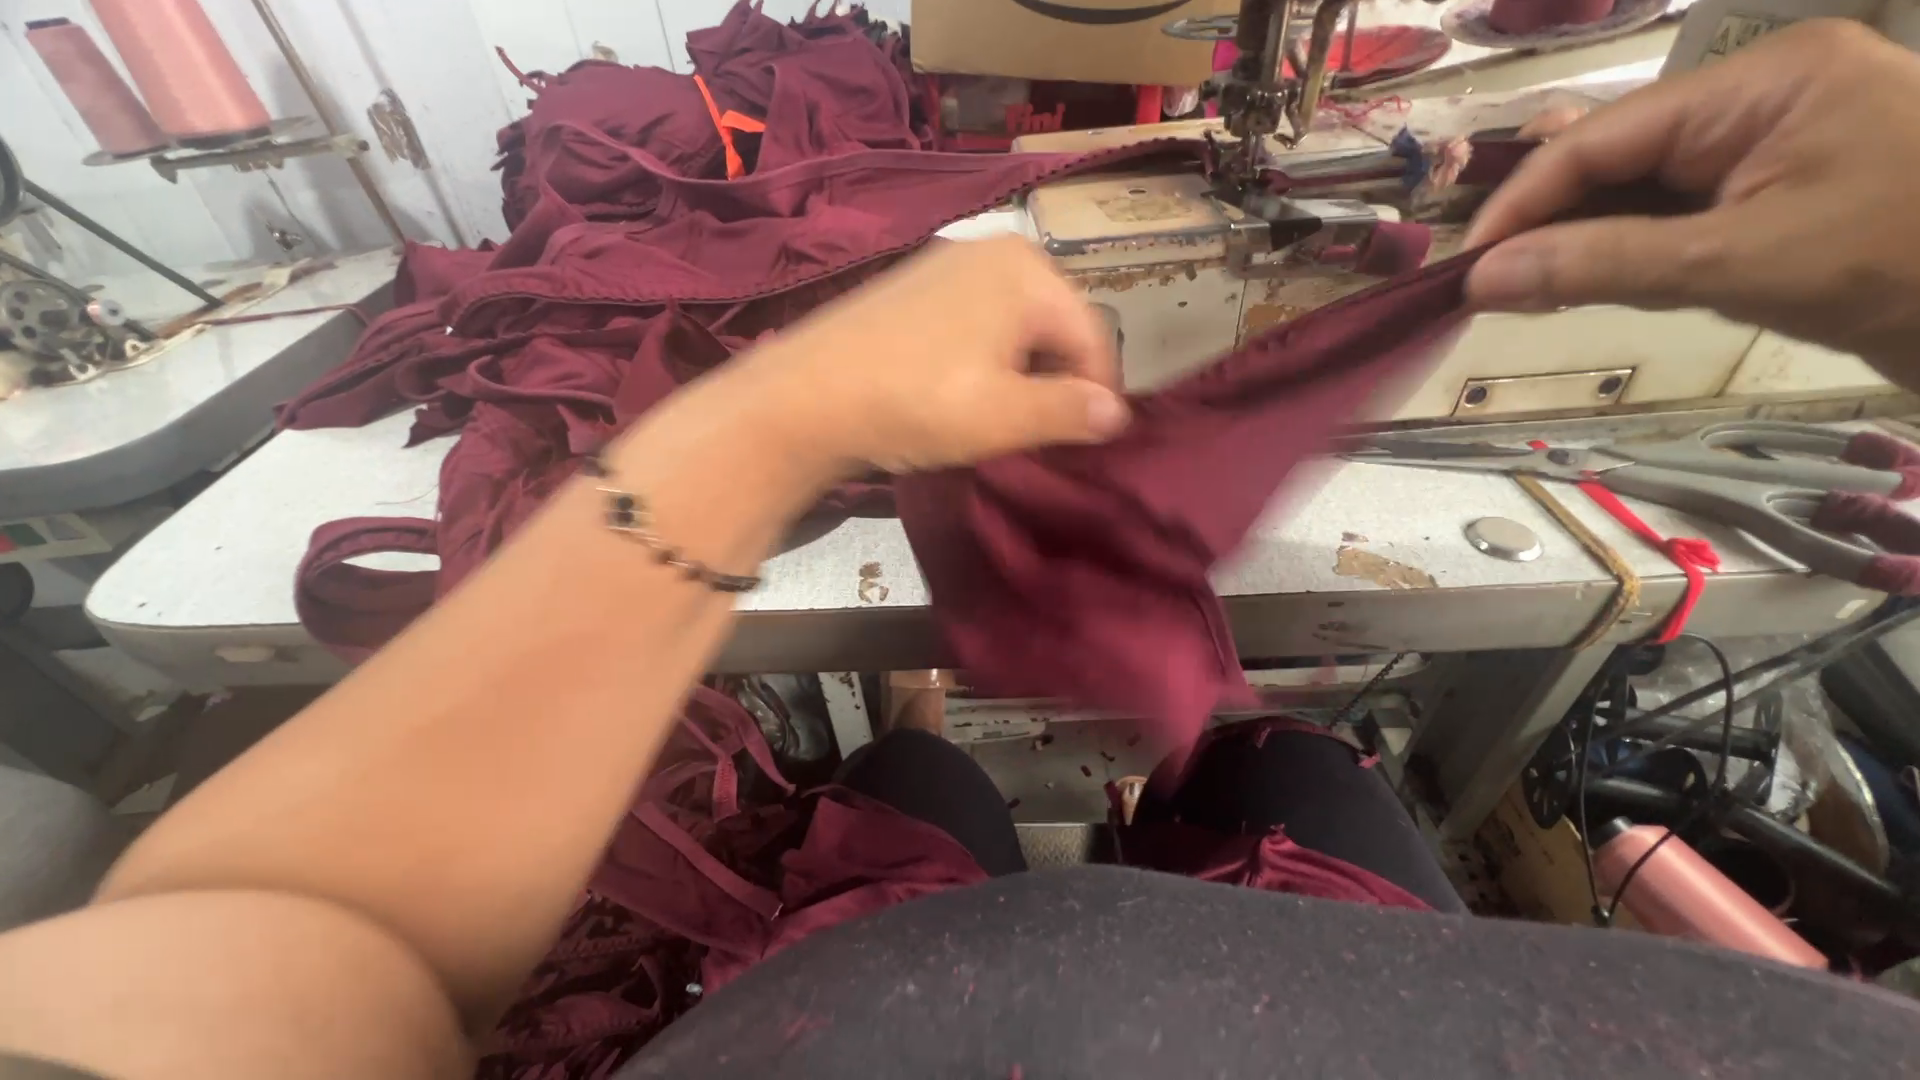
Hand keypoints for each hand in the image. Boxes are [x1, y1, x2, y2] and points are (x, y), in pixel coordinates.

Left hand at [735, 235, 1128, 474]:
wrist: (805, 396)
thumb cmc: (916, 402)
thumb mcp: (1003, 416)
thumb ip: (1070, 412)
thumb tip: (1117, 413)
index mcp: (1028, 271)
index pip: (1094, 337)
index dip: (1098, 395)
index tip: (1087, 442)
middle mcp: (994, 250)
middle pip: (1055, 326)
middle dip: (1055, 381)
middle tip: (1036, 433)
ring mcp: (948, 263)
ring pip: (1015, 326)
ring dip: (1019, 373)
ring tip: (996, 418)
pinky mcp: (914, 285)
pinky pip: (976, 321)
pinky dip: (983, 358)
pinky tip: (958, 393)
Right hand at [1463, 20, 1919, 384]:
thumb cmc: (1900, 264)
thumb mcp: (1733, 263)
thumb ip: (1596, 265)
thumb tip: (1478, 281)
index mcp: (1758, 84)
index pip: (1596, 140)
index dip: (1517, 205)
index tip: (1463, 270)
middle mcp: (1750, 103)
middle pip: (1605, 163)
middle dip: (1540, 226)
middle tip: (1482, 289)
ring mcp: (1756, 150)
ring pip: (1623, 196)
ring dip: (1569, 246)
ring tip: (1516, 294)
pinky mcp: (1758, 197)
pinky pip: (1656, 222)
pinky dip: (1610, 258)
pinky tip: (1571, 287)